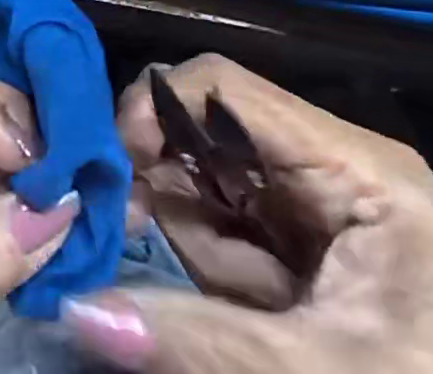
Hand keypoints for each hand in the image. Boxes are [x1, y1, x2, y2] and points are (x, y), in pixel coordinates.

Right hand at [64, 55, 432, 373]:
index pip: (231, 88)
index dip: (159, 105)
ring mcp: (311, 201)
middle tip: (118, 222)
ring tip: (181, 272)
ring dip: (174, 216)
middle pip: (211, 126)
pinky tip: (204, 283)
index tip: (113, 164)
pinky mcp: (296, 238)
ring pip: (206, 175)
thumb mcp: (316, 373)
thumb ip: (195, 339)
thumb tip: (75, 311)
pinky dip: (194, 244)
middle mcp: (330, 164)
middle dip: (159, 169)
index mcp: (358, 166)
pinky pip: (221, 219)